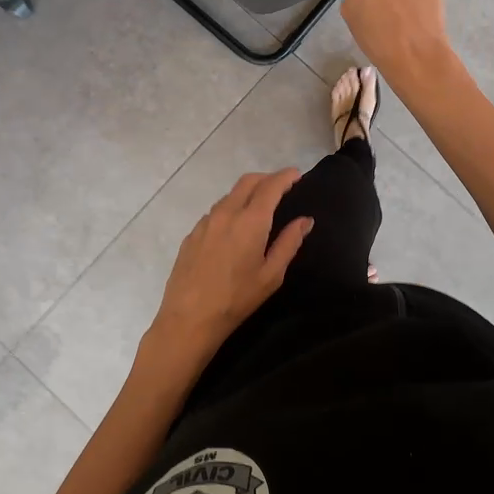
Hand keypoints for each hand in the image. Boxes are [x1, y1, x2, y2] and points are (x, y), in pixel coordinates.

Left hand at [150, 169, 311, 352]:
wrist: (189, 318)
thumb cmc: (236, 299)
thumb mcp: (271, 275)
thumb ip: (289, 243)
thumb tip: (305, 220)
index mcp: (250, 221)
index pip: (271, 186)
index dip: (286, 176)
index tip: (297, 174)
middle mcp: (226, 213)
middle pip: (248, 181)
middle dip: (267, 178)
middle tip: (281, 187)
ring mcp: (206, 221)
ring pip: (230, 194)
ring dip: (247, 193)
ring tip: (259, 208)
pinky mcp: (192, 233)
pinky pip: (216, 211)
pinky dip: (231, 208)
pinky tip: (234, 229)